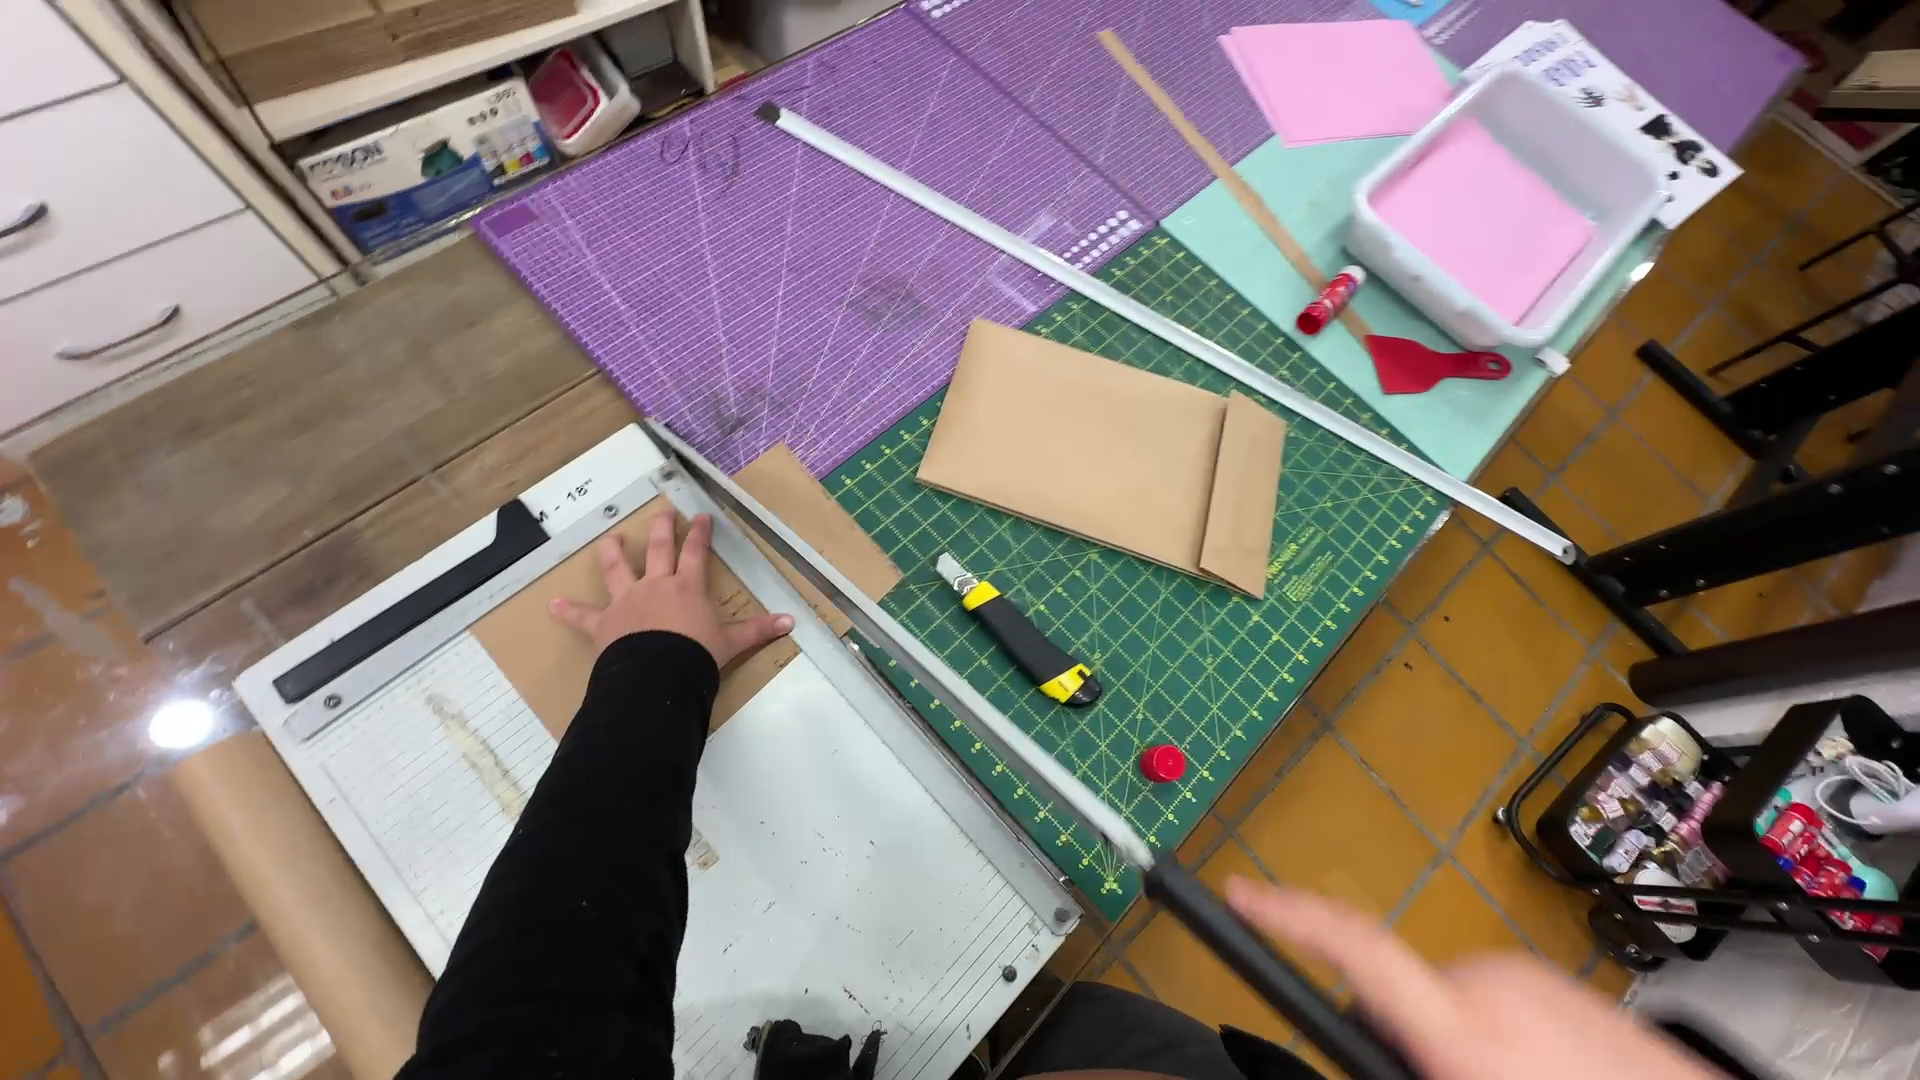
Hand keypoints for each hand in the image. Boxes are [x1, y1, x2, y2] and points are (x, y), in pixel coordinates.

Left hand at [549, 511, 793, 667]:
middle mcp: (656, 585)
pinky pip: (583, 617)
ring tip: (610, 539)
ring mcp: (627, 602)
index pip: (695, 552)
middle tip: (664, 511)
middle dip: (663, 528)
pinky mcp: (604, 624)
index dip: (700, 533)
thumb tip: (792, 622)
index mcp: (687, 587)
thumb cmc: (696, 654)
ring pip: (617, 569)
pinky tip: (552, 605)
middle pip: (658, 549)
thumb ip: (759, 630)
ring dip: (613, 553)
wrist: (658, 676)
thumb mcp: (732, 642)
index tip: (701, 517)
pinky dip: (568, 611)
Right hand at [1224, 878, 1719, 1079]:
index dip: (1286, 915)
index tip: (1238, 893)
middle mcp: (1491, 983)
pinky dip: (1509, 1038)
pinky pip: (1509, 1003)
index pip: (1353, 949)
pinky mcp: (1576, 985)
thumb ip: (1401, 1060)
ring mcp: (1537, 978)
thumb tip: (1369, 1042)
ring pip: (1457, 1002)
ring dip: (1463, 1041)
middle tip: (1441, 1079)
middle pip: (1403, 992)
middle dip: (1406, 1034)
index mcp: (1462, 1030)